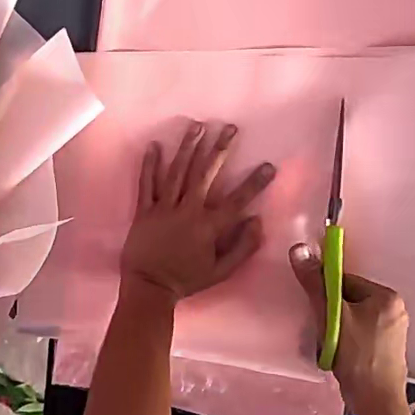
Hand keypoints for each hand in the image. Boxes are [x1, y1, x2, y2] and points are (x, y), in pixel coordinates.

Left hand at [120, 121, 276, 301]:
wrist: (149, 288)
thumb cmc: (186, 280)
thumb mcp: (221, 272)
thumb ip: (242, 247)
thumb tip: (258, 222)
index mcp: (208, 226)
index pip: (237, 200)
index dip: (255, 182)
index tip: (269, 165)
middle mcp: (188, 211)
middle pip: (205, 173)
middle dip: (219, 148)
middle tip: (229, 127)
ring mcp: (164, 208)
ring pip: (177, 171)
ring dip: (188, 147)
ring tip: (197, 126)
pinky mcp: (145, 210)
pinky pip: (147, 183)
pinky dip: (150, 164)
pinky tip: (155, 145)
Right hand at [290, 245, 408, 412]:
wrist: (376, 403)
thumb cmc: (357, 357)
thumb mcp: (332, 316)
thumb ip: (316, 284)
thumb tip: (299, 249)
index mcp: (386, 297)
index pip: (346, 281)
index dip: (326, 294)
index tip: (318, 311)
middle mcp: (395, 310)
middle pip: (349, 299)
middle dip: (331, 313)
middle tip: (322, 330)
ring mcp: (393, 331)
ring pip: (352, 318)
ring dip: (336, 328)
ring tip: (329, 345)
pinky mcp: (387, 349)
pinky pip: (359, 334)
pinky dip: (345, 340)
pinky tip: (338, 354)